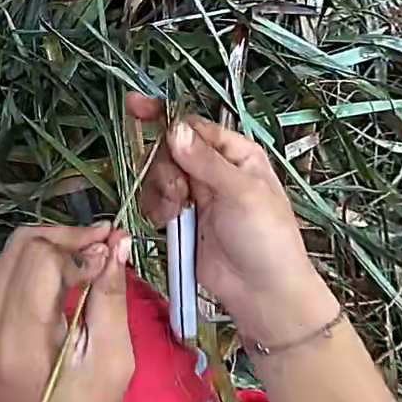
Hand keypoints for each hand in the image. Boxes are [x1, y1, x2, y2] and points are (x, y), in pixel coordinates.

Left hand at [0, 225, 133, 401]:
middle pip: (25, 243)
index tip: (115, 251)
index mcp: (19, 339)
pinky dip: (40, 261)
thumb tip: (116, 243)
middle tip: (106, 246)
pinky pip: (8, 268)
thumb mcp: (110, 366)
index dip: (81, 246)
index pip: (43, 258)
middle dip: (69, 237)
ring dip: (55, 246)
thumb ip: (110, 299)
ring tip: (92, 258)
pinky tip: (67, 277)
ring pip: (15, 250)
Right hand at [125, 94, 337, 347]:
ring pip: (159, 173)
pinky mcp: (181, 217)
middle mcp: (213, 167)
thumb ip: (205, 161)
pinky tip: (170, 222)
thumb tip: (173, 129)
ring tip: (178, 212)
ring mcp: (196, 192)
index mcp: (235, 152)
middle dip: (166, 168)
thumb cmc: (266, 238)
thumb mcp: (242, 193)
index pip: (193, 124)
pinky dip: (156, 208)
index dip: (163, 115)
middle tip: (180, 193)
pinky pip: (155, 199)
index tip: (134, 106)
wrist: (263, 295)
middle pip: (169, 148)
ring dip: (161, 191)